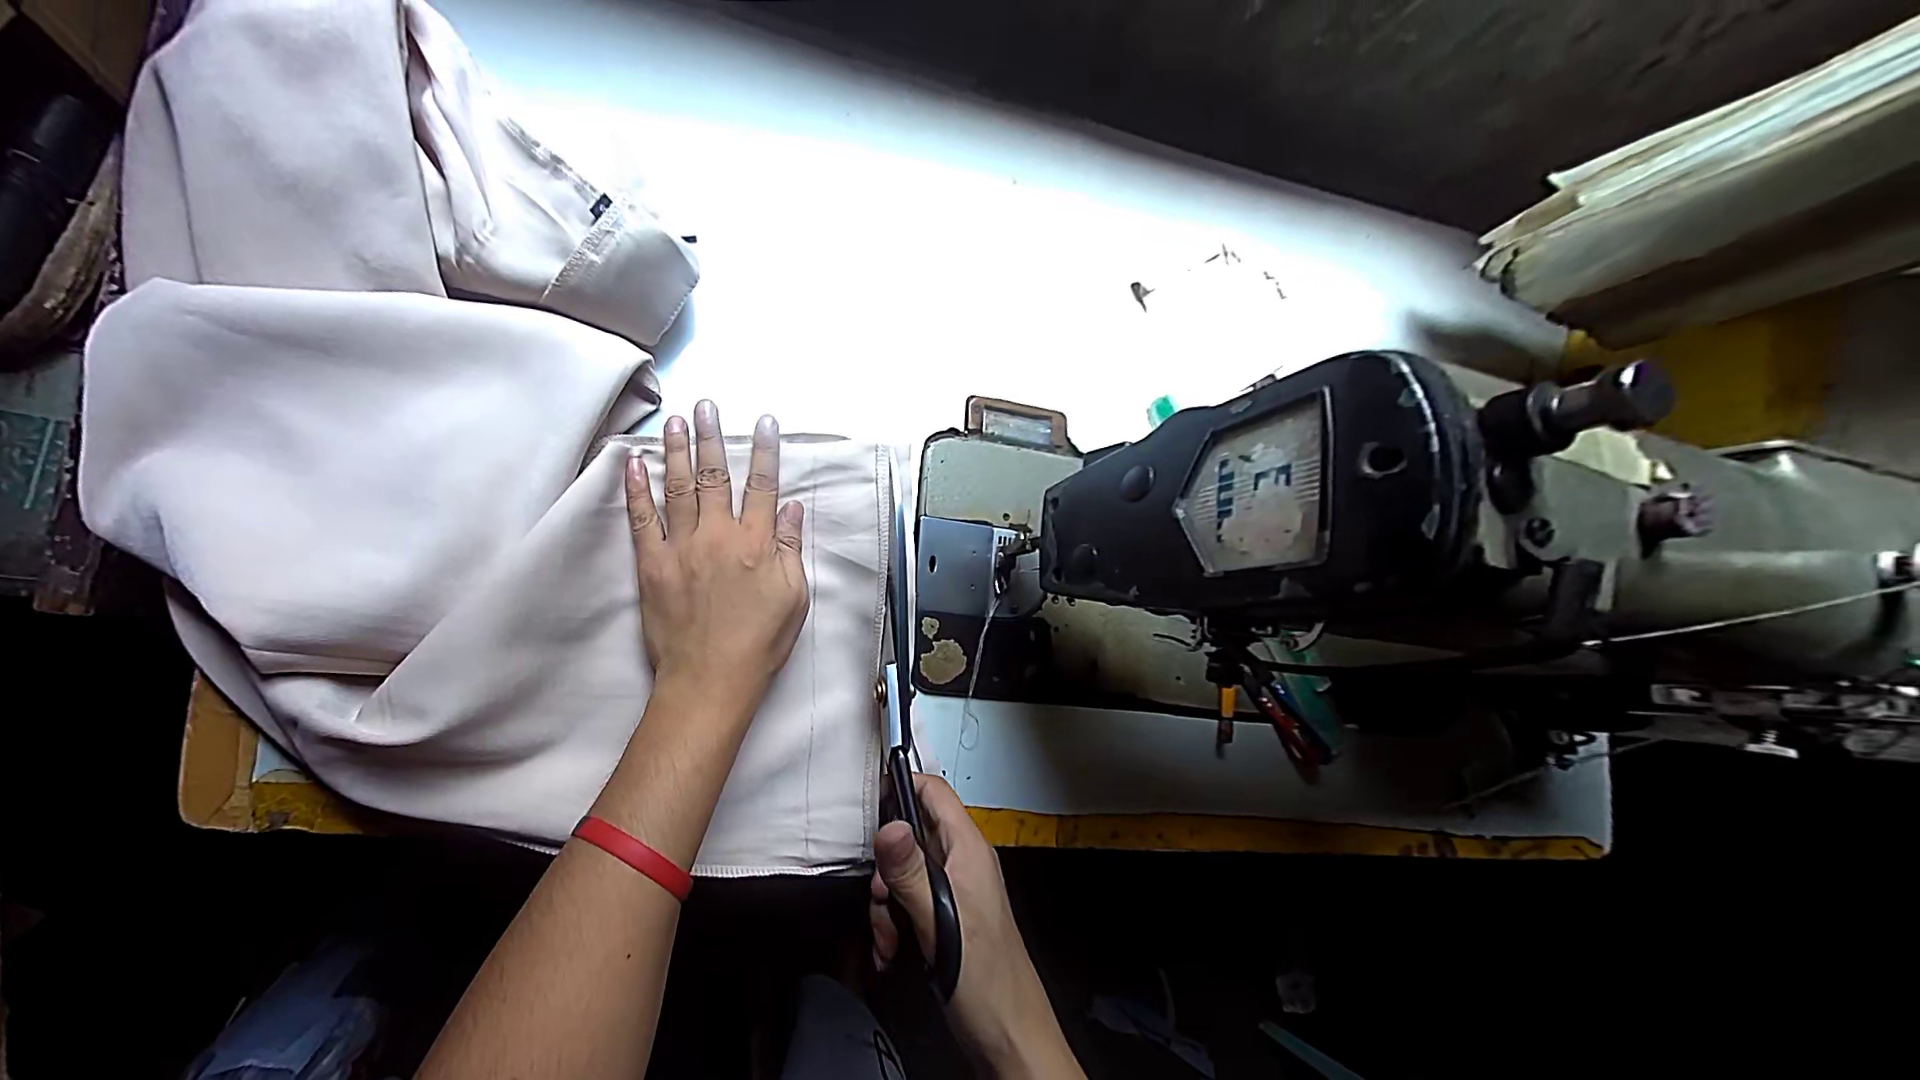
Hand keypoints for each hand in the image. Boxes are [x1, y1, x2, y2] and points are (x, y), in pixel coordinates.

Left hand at [624, 401, 808, 714]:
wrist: (712, 679)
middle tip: (708, 406)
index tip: (766, 422)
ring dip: (678, 450)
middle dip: (713, 438)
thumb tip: (790, 508)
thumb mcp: (793, 596)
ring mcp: (682, 548)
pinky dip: (637, 490)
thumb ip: (790, 548)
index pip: (763, 486)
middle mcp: (719, 536)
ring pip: (679, 488)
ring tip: (677, 420)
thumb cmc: (760, 642)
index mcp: (757, 544)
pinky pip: (642, 520)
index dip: (766, 451)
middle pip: (715, 476)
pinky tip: (634, 463)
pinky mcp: (652, 565)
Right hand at [870, 773, 1083, 1078]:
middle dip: (886, 868)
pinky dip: (894, 921)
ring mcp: (955, 886)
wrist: (1009, 1034)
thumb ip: (910, 871)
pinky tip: (894, 948)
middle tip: (882, 900)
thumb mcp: (940, 920)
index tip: (869, 803)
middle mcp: (962, 860)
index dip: (901, 787)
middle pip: (910, 835)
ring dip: (886, 904)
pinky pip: (909, 899)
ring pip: (904, 871)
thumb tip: (889, 825)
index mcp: (968, 849)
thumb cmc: (987, 982)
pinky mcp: (947, 912)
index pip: (933, 791)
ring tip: (890, 937)